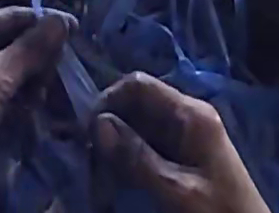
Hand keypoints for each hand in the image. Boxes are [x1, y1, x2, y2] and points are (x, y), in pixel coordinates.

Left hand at [0, 6, 74, 212]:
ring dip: (39, 79)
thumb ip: (31, 49)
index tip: (76, 28)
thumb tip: (63, 20)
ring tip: (56, 91)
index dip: (42, 21)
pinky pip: (17, 95)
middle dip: (41, 54)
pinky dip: (32, 99)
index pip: (11, 15)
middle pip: (17, 42)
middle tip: (66, 68)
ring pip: (20, 70)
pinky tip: (47, 106)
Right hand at [92, 72, 269, 212]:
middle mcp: (188, 115)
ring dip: (119, 142)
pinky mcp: (187, 157)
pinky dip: (132, 156)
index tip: (87, 130)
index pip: (140, 84)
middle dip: (112, 123)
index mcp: (191, 113)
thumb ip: (138, 158)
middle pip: (139, 103)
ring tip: (99, 167)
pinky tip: (119, 176)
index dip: (110, 100)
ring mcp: (189, 136)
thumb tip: (97, 123)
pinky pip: (151, 145)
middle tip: (89, 154)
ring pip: (142, 125)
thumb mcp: (178, 193)